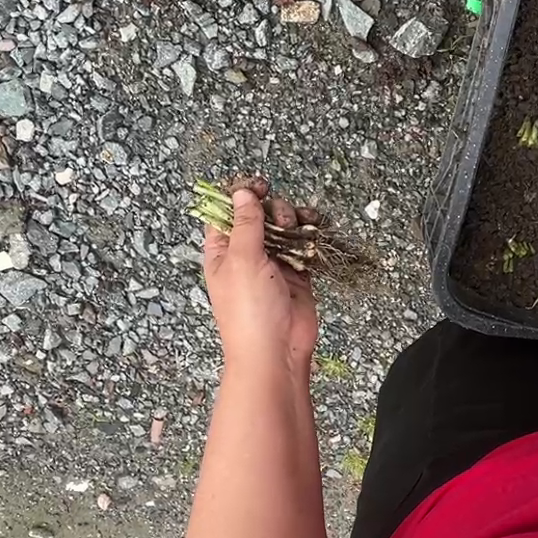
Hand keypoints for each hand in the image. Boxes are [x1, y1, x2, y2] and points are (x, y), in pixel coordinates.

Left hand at [202, 179, 318, 376]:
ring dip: (294, 220)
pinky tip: (316, 229)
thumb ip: (245, 223)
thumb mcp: (242, 260)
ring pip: (284, 228)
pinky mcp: (296, 273)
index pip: (225, 211)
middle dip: (273, 209)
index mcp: (221, 251)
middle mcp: (246, 254)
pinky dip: (311, 235)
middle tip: (280, 219)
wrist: (276, 351)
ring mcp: (272, 264)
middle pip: (259, 215)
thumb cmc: (249, 313)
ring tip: (300, 225)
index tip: (258, 186)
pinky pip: (304, 245)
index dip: (240, 195)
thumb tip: (242, 193)